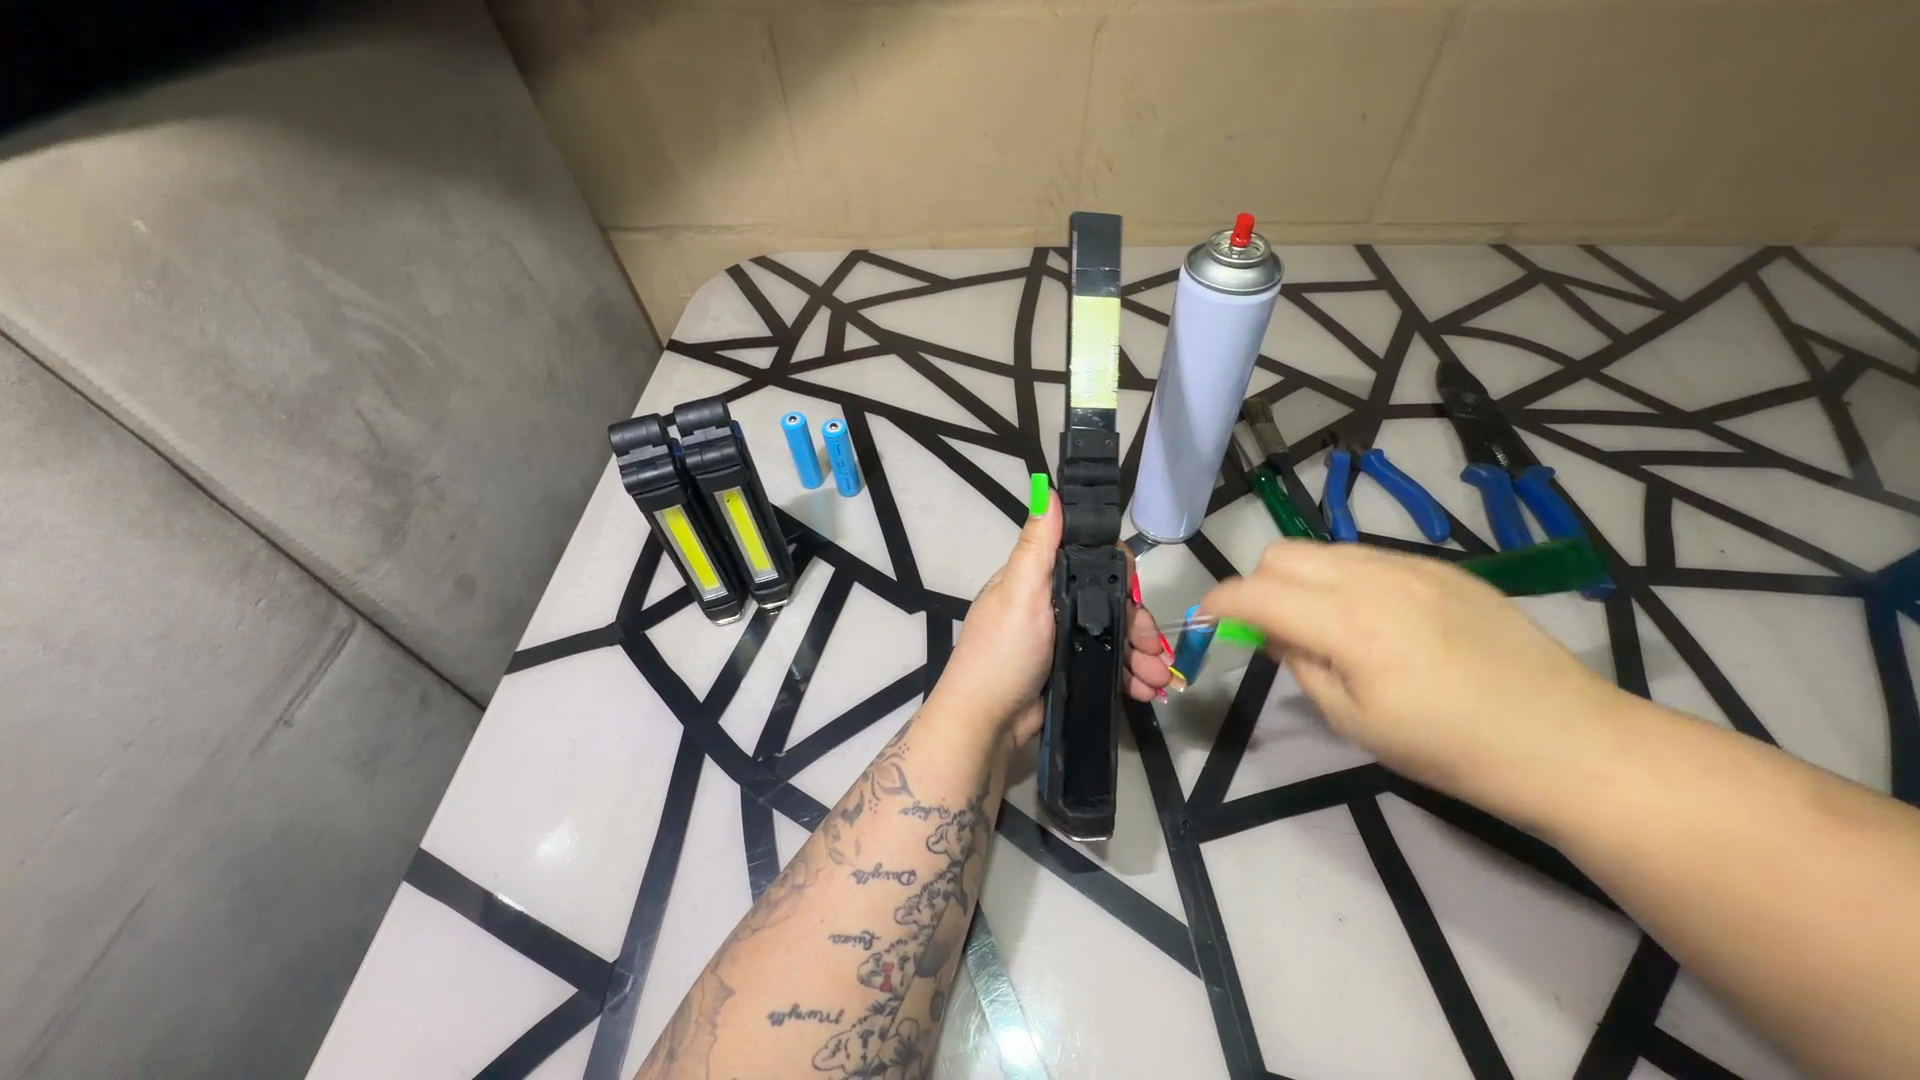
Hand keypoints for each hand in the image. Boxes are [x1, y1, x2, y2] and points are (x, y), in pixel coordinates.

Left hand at [935, 493, 1172, 743]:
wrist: (987, 722)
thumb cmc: (1002, 653)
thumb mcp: (1019, 594)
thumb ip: (1038, 547)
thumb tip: (1048, 491)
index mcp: (1038, 580)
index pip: (1091, 562)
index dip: (1120, 576)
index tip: (1136, 595)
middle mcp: (1052, 605)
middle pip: (1111, 603)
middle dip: (1139, 627)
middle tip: (1157, 653)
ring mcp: (1063, 640)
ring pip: (1115, 636)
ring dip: (1142, 656)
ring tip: (1157, 681)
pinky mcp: (1071, 670)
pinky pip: (1109, 664)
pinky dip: (1130, 676)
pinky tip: (1145, 690)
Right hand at [1201, 540, 1629, 803]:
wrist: (1564, 740)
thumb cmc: (1449, 749)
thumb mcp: (1353, 721)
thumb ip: (1298, 664)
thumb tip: (1269, 633)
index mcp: (1349, 623)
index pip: (1256, 592)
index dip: (1219, 604)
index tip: (1208, 622)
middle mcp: (1375, 578)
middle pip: (1283, 553)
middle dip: (1259, 586)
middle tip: (1271, 631)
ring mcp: (1414, 566)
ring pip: (1325, 550)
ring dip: (1302, 580)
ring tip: (1324, 628)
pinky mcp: (1445, 568)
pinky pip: (1370, 557)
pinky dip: (1345, 579)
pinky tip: (1374, 622)